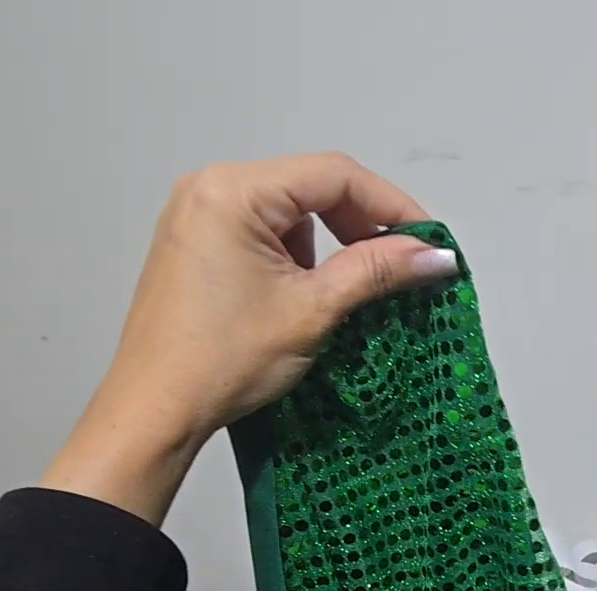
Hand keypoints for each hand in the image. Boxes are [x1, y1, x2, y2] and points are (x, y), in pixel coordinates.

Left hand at [40, 153, 459, 524]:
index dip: (392, 206)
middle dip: (363, 225)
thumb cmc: (229, 359)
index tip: (431, 245)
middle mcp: (211, 187)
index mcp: (234, 190)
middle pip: (312, 187)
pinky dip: (301, 256)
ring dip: (333, 243)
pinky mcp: (199, 245)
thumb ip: (377, 271)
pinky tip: (311, 293)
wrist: (157, 409)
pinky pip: (266, 233)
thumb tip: (439, 256)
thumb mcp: (313, 310)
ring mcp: (200, 215)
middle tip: (401, 268)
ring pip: (292, 212)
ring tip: (355, 288)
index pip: (335, 175)